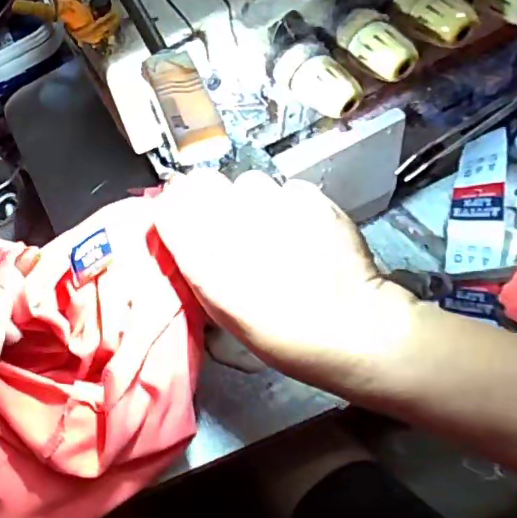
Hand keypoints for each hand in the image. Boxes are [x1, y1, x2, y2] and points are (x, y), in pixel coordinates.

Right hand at [157, 171, 414, 396]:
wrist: (350, 327)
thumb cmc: (281, 335)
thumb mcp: (222, 313)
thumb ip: (197, 272)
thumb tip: (188, 250)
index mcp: (200, 254)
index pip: (167, 206)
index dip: (173, 211)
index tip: (179, 220)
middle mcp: (228, 219)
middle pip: (201, 183)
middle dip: (207, 198)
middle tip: (225, 224)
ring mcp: (270, 202)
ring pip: (246, 182)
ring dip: (249, 200)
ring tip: (267, 228)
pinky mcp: (307, 196)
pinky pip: (286, 190)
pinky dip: (287, 205)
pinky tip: (298, 230)